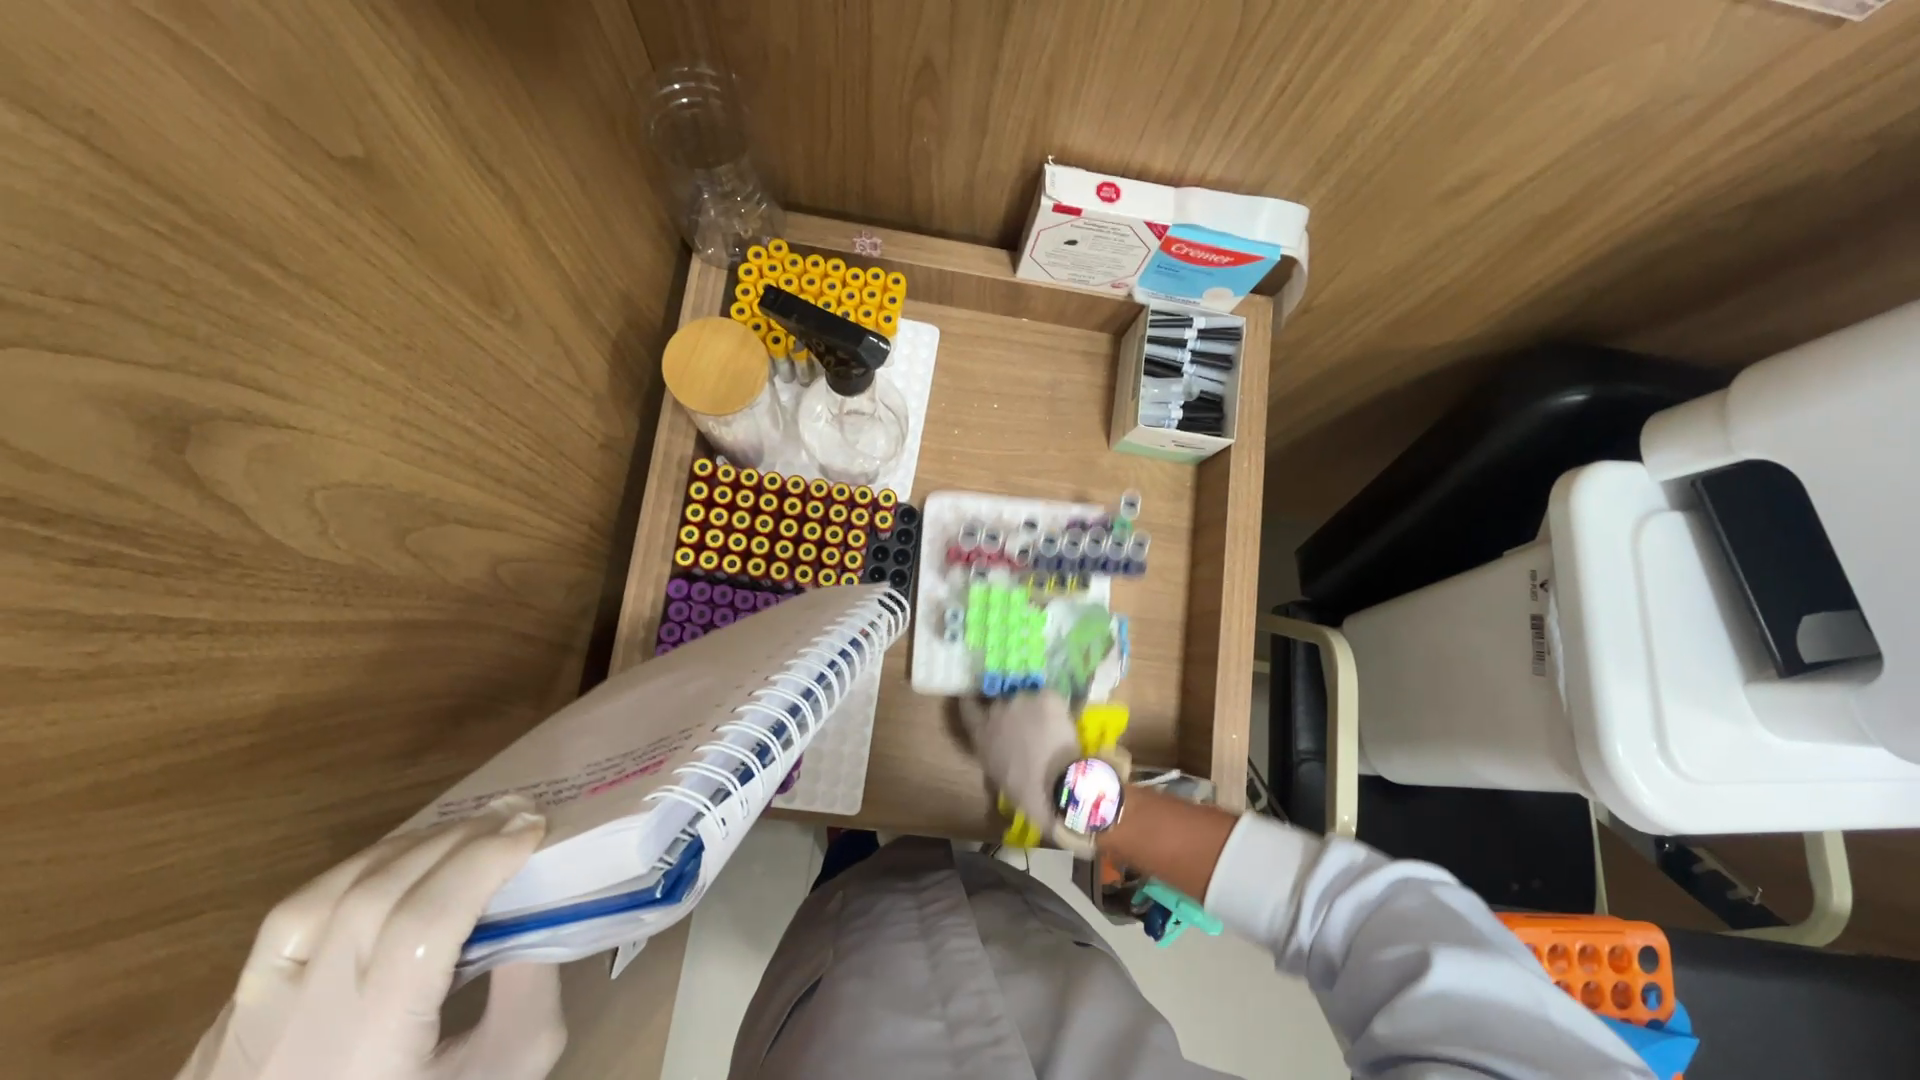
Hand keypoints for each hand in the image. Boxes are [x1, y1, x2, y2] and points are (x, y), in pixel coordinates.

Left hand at [178, 795, 565, 1079]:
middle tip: (513, 815)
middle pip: (372, 899)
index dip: (479, 865)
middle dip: (454, 843)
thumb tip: (536, 909)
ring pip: (319, 898)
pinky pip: (288, 924)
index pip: (421, 928)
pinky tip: (393, 871)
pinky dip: (350, 878)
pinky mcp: (227, 1017)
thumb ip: (530, 994)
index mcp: (366, 1055)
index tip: (532, 829)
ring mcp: (245, 1022)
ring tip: (463, 834)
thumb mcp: (505, 1075)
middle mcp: (293, 1031)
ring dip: (403, 849)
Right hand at [959, 692, 1120, 855]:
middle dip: (1010, 709)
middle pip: (1000, 700)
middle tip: (1025, 722)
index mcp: (981, 734)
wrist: (1058, 785)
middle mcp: (997, 710)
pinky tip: (1062, 722)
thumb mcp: (998, 774)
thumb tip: (1002, 747)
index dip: (974, 702)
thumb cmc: (1026, 793)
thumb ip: (994, 752)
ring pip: (1027, 696)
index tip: (981, 701)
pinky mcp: (1046, 696)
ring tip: (1048, 724)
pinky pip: (1049, 697)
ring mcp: (1021, 700)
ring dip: (1033, 707)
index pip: (968, 708)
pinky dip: (1055, 708)